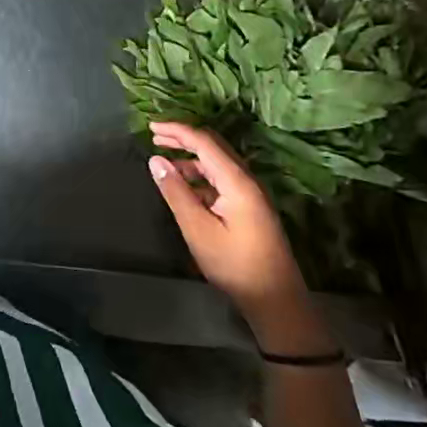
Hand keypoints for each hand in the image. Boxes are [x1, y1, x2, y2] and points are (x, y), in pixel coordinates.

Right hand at [148, 122, 331, 353]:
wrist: (275, 300)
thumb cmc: (234, 264)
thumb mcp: (198, 228)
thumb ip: (176, 191)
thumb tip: (156, 159)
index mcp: (237, 181)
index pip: (204, 142)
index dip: (177, 130)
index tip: (150, 126)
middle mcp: (247, 181)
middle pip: (213, 147)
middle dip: (183, 138)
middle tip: (154, 136)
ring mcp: (250, 194)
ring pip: (217, 163)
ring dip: (190, 157)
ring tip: (163, 161)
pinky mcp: (249, 207)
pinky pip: (221, 178)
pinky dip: (199, 174)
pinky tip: (183, 185)